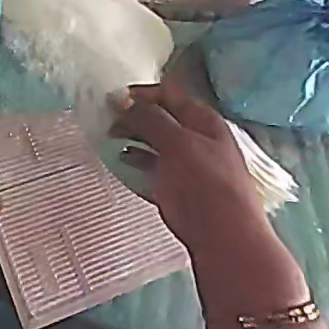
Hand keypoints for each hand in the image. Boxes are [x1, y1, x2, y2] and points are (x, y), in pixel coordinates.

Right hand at [111, 83, 273, 254]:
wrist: (223, 234)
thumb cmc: (205, 183)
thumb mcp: (178, 143)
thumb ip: (149, 119)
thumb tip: (120, 99)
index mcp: (202, 120)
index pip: (168, 94)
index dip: (140, 94)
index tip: (111, 99)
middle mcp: (194, 137)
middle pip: (159, 116)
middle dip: (132, 115)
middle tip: (105, 119)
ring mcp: (184, 161)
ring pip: (153, 140)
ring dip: (131, 135)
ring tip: (109, 136)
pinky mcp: (173, 184)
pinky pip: (150, 164)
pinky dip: (135, 159)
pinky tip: (120, 159)